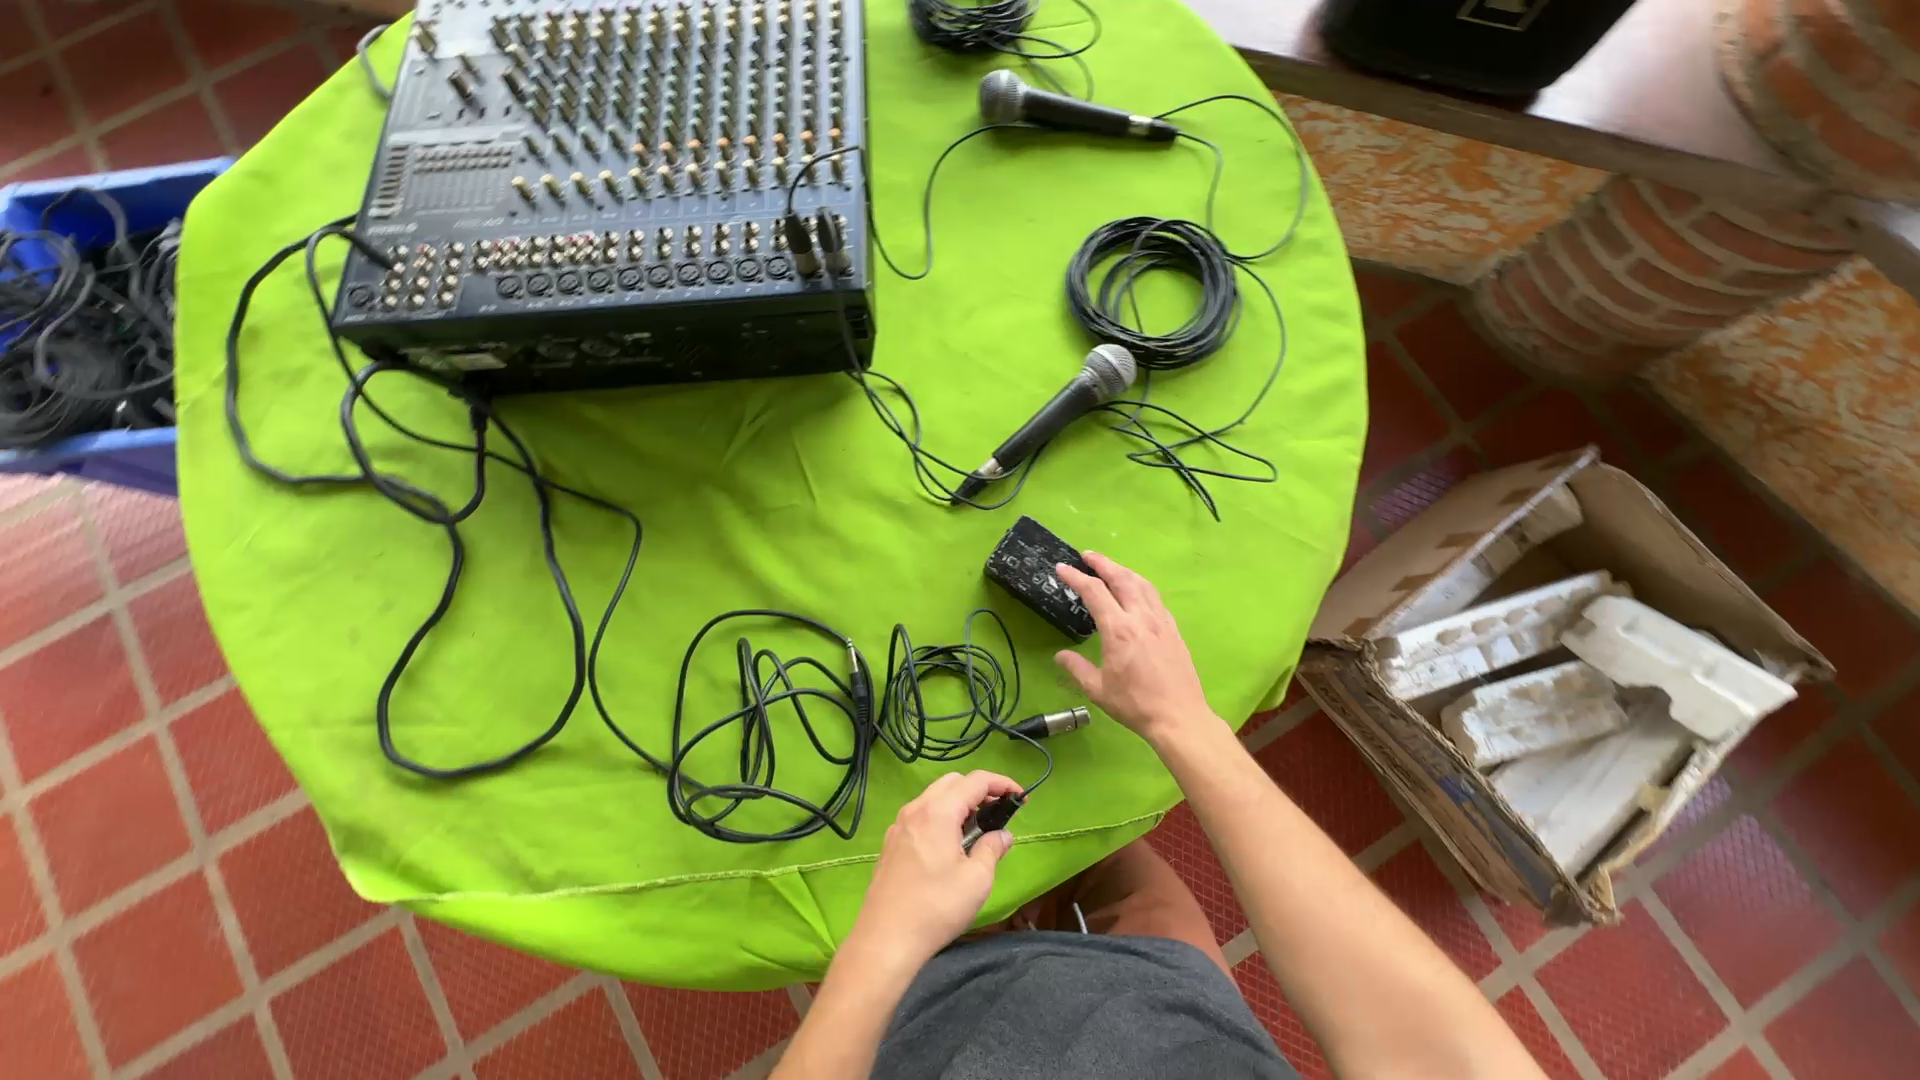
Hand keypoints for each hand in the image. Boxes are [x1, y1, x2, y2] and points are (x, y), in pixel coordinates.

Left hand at [847, 770, 1022, 968]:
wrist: (886, 939)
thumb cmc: (936, 908)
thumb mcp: (977, 880)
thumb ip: (992, 849)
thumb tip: (1002, 836)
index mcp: (938, 812)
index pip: (976, 781)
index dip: (1002, 783)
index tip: (1020, 797)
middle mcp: (915, 810)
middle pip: (952, 782)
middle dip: (979, 790)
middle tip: (999, 813)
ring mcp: (899, 825)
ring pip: (934, 797)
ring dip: (959, 803)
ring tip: (977, 830)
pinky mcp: (891, 843)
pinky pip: (921, 816)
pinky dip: (941, 817)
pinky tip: (950, 845)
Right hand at [1054, 552, 1218, 748]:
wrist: (1179, 717)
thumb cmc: (1135, 704)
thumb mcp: (1098, 690)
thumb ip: (1077, 668)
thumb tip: (1060, 656)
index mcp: (1119, 630)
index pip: (1094, 592)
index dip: (1076, 577)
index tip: (1062, 568)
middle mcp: (1141, 618)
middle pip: (1121, 578)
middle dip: (1102, 563)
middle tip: (1087, 555)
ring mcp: (1161, 621)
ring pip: (1142, 584)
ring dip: (1123, 570)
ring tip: (1110, 567)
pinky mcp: (1173, 629)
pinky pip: (1155, 598)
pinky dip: (1141, 586)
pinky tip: (1137, 591)